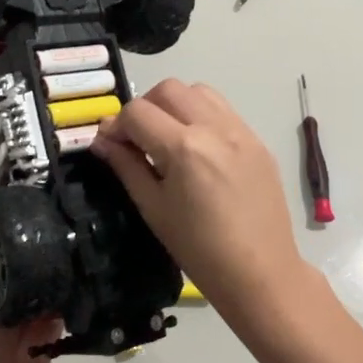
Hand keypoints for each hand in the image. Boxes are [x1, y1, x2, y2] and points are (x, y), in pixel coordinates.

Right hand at [91, 79, 309, 314]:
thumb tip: (102, 139)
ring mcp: (241, 131)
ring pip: (198, 91)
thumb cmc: (198, 249)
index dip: (117, 125)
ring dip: (175, 105)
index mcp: (184, 148)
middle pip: (168, 89)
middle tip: (139, 139)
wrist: (260, 273)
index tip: (111, 145)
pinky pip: (223, 110)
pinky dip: (202, 116)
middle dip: (145, 107)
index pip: (137, 112)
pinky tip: (198, 148)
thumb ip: (125, 166)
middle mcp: (214, 128)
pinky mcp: (257, 141)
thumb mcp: (152, 208)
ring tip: (170, 137)